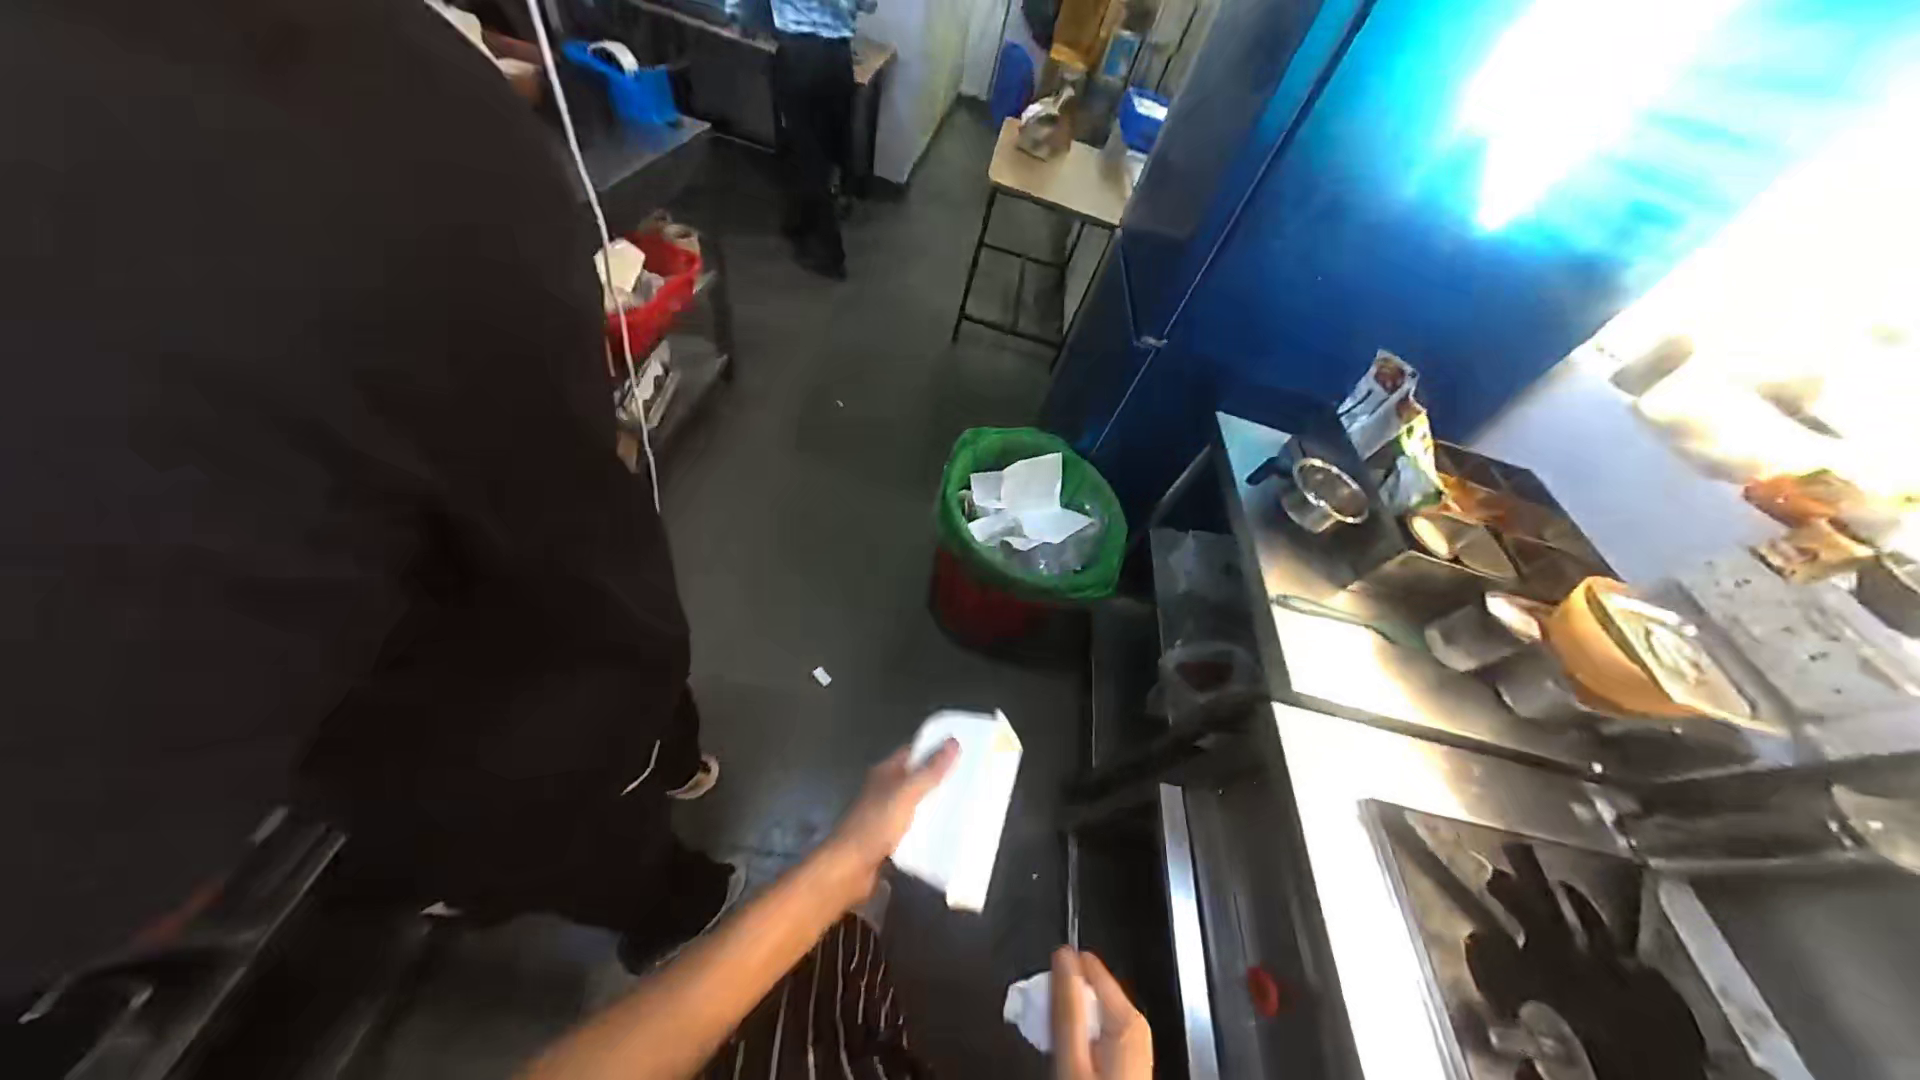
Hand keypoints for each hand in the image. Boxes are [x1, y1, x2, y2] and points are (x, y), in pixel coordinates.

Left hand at [818, 739, 958, 902]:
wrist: (850, 869)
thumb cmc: (876, 824)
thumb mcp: (906, 793)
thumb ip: (930, 770)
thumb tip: (954, 741)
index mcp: (886, 772)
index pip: (913, 751)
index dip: (935, 748)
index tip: (963, 749)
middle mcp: (886, 789)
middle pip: (917, 777)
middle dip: (940, 778)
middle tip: (971, 778)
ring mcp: (887, 814)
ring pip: (918, 803)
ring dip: (937, 804)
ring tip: (968, 803)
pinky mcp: (891, 839)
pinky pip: (916, 827)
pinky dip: (930, 827)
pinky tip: (951, 830)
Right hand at [1051, 948, 1151, 1079]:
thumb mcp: (1074, 1056)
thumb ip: (1068, 1003)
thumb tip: (1062, 954)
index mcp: (1130, 1017)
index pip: (1088, 963)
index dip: (1062, 976)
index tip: (1047, 998)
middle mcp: (1137, 1024)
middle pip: (1089, 988)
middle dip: (1067, 1003)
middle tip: (1053, 1032)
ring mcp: (1135, 1041)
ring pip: (1091, 1010)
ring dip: (1073, 1022)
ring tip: (1063, 1050)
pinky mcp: (1129, 1057)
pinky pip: (1098, 1030)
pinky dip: (1082, 1038)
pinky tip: (1075, 1061)